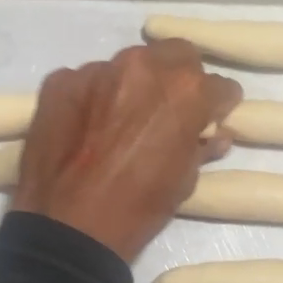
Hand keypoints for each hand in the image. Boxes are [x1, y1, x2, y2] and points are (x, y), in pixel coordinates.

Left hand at [13, 40, 240, 261]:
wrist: (69, 228)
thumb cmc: (139, 208)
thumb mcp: (185, 181)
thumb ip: (202, 146)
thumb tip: (214, 133)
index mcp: (186, 91)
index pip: (220, 84)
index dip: (219, 105)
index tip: (211, 119)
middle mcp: (144, 67)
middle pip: (176, 54)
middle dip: (182, 78)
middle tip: (173, 109)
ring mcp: (98, 70)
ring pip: (131, 63)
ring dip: (137, 83)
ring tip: (126, 118)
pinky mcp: (61, 80)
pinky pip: (90, 79)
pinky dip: (97, 97)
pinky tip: (90, 126)